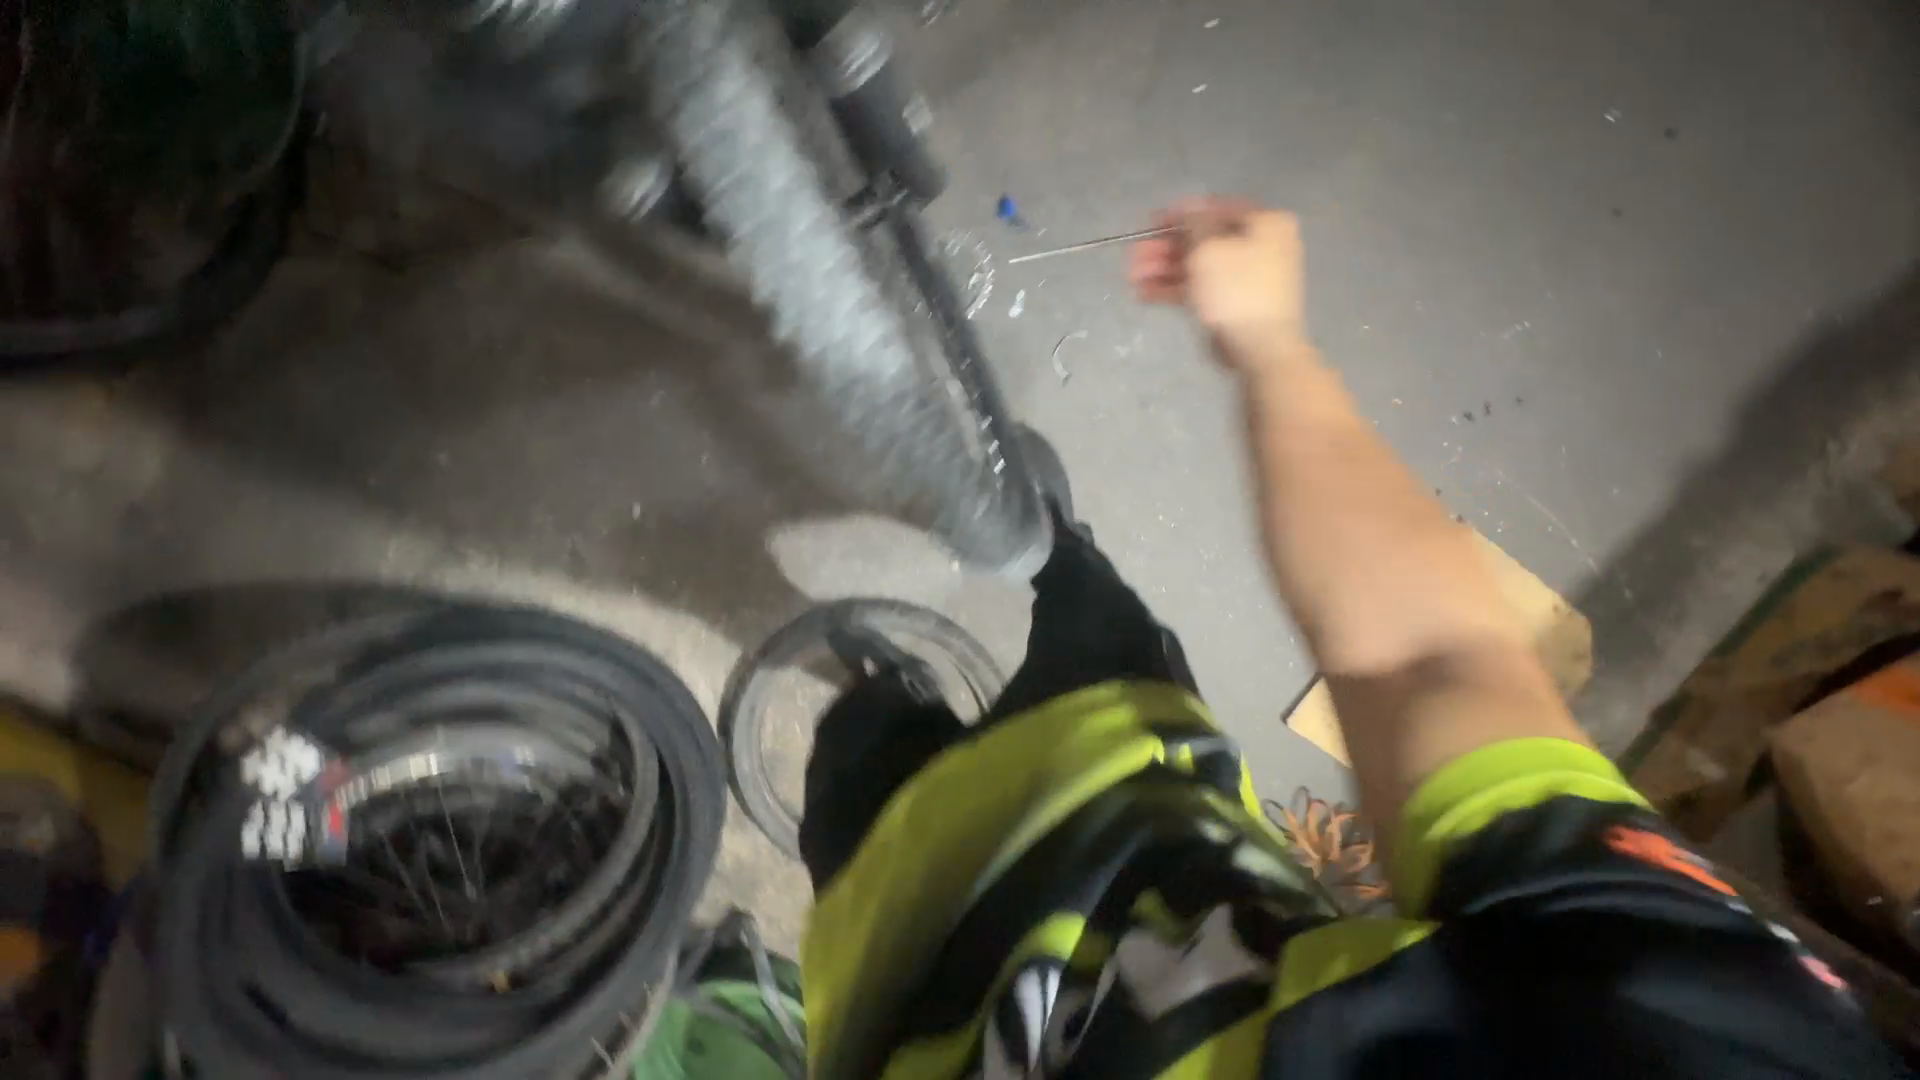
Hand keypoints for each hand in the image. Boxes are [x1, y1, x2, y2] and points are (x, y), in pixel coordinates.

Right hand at [1128, 197, 1308, 370]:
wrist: (1260, 347)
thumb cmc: (1237, 289)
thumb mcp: (1210, 247)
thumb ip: (1194, 223)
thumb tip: (1188, 206)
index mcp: (1263, 223)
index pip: (1216, 210)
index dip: (1180, 215)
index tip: (1151, 222)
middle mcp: (1257, 246)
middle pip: (1203, 241)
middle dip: (1164, 249)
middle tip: (1134, 255)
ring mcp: (1243, 278)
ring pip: (1197, 267)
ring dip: (1163, 270)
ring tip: (1131, 278)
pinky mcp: (1230, 304)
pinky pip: (1199, 289)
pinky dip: (1173, 290)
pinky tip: (1144, 293)